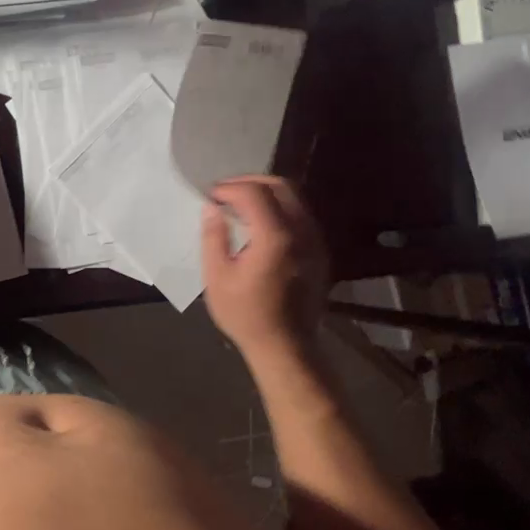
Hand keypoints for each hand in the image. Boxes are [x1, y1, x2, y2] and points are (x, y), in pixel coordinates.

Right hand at [200, 175, 328, 355]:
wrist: (286, 346)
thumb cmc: (246, 315)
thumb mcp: (217, 277)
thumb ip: (214, 237)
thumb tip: (212, 209)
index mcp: (275, 237)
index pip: (254, 193)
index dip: (229, 188)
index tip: (211, 196)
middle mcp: (301, 232)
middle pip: (280, 186)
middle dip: (250, 183)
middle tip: (226, 194)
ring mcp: (315, 241)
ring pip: (294, 199)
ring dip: (266, 195)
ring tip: (240, 207)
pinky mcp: (319, 252)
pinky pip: (300, 216)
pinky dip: (278, 210)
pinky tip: (259, 226)